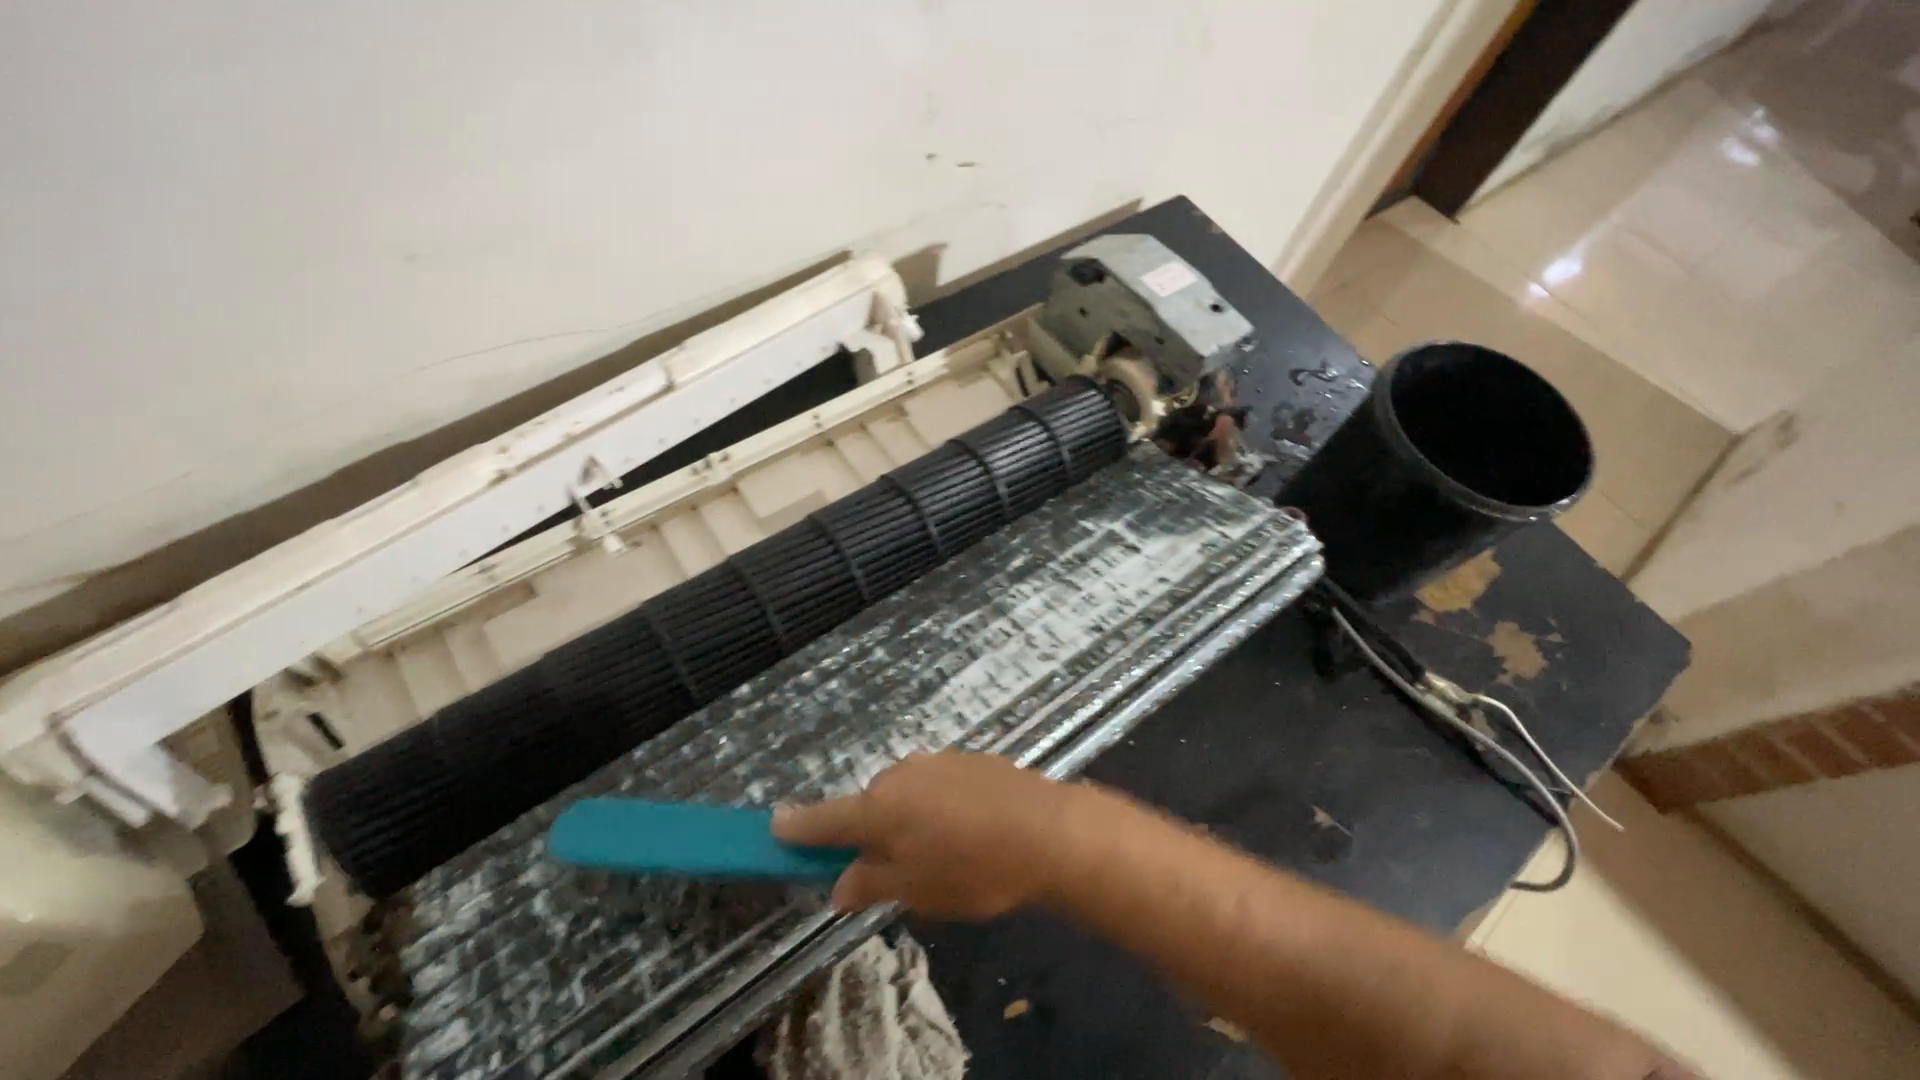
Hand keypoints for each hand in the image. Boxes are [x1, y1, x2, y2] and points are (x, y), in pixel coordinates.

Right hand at [772, 751, 1088, 918]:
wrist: (1050, 832)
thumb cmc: (974, 869)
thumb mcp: (917, 890)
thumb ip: (872, 884)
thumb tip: (839, 885)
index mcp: (878, 809)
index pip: (824, 819)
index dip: (799, 828)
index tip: (775, 828)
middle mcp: (901, 775)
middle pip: (870, 805)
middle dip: (873, 832)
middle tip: (893, 868)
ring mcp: (938, 762)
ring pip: (908, 793)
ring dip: (910, 817)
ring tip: (944, 853)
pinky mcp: (972, 759)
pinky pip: (940, 785)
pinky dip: (941, 805)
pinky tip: (970, 830)